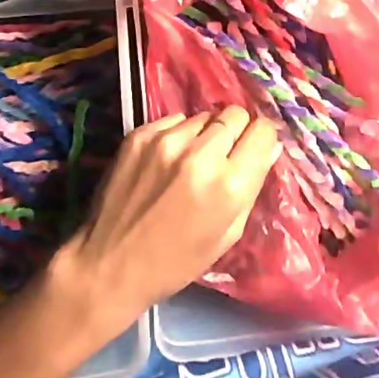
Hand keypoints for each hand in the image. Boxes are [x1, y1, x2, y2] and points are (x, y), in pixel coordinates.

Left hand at [44, 107, 280, 336]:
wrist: (109, 263)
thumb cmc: (176, 261)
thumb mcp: (227, 235)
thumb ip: (252, 186)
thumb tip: (269, 147)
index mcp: (229, 185)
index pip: (263, 131)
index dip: (261, 138)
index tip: (254, 147)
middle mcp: (201, 154)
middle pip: (234, 114)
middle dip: (235, 130)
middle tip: (224, 152)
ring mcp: (166, 140)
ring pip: (203, 115)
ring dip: (205, 133)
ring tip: (191, 159)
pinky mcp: (140, 134)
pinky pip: (174, 120)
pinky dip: (177, 134)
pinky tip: (167, 160)